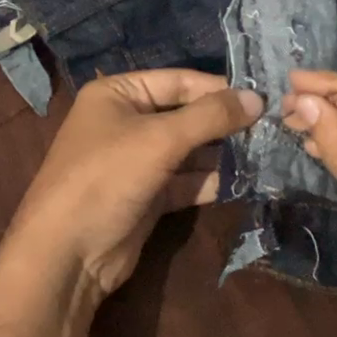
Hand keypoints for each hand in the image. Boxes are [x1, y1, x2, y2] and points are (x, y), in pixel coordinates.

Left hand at [4, 69, 264, 301]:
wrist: (66, 256)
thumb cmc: (107, 178)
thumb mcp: (160, 139)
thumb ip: (210, 116)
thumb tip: (258, 97)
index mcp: (117, 93)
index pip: (177, 80)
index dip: (218, 88)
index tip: (262, 96)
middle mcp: (125, 121)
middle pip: (184, 114)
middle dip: (222, 122)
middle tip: (269, 125)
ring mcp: (135, 161)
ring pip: (187, 149)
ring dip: (221, 152)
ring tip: (264, 151)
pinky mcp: (145, 196)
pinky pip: (184, 180)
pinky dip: (209, 180)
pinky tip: (243, 180)